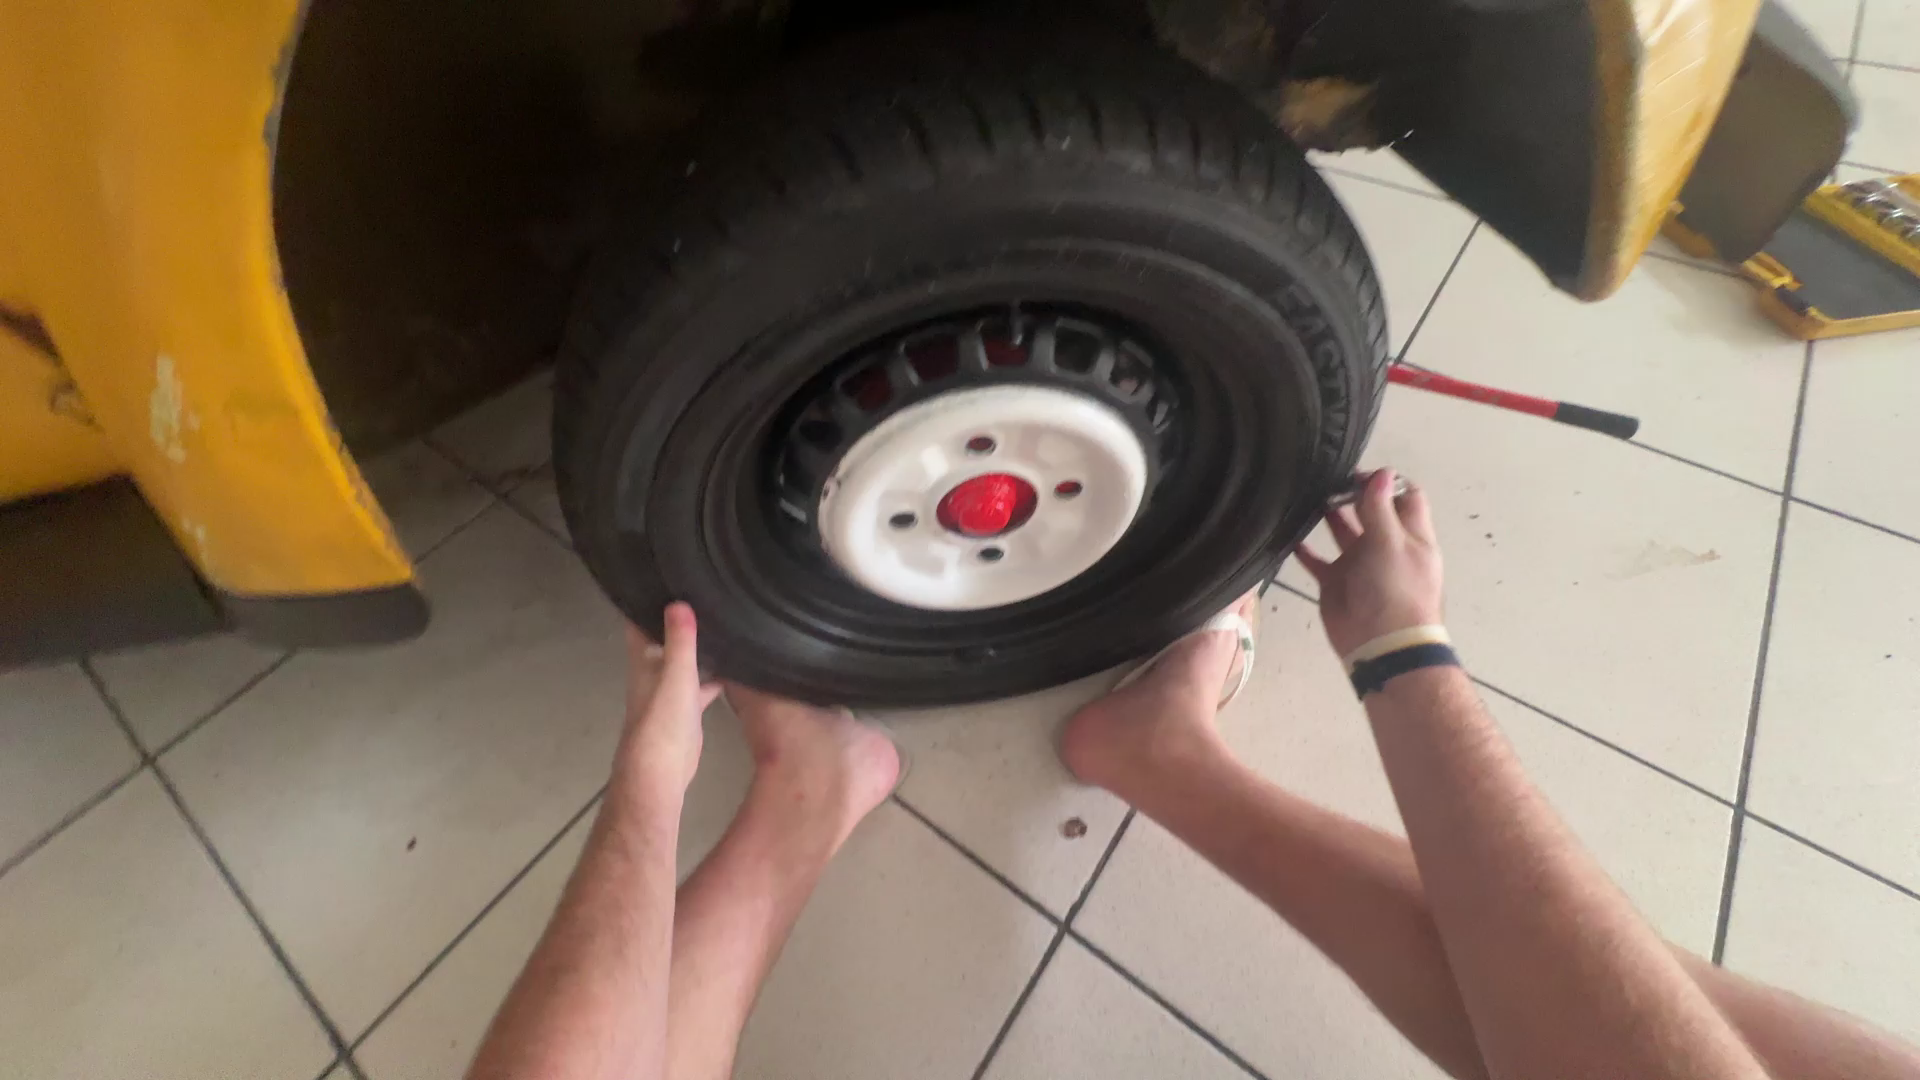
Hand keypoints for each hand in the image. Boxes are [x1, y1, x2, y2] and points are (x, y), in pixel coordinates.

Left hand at [615, 602, 721, 793]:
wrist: (661, 771)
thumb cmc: (662, 721)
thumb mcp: (674, 675)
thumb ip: (679, 641)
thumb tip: (678, 602)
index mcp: (643, 664)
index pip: (639, 626)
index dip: (644, 602)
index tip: (661, 578)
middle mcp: (653, 675)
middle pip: (664, 641)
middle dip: (678, 621)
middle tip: (703, 594)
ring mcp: (670, 693)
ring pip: (684, 662)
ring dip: (698, 647)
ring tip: (723, 623)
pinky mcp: (687, 711)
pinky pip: (702, 685)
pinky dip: (714, 675)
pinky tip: (734, 667)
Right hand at [1295, 468, 1444, 657]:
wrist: (1381, 642)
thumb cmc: (1394, 589)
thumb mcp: (1390, 543)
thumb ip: (1380, 508)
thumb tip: (1382, 472)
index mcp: (1409, 535)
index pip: (1404, 498)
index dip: (1386, 483)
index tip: (1358, 474)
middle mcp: (1385, 546)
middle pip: (1371, 512)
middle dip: (1352, 495)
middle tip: (1325, 482)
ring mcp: (1359, 564)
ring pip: (1344, 533)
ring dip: (1328, 516)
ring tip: (1307, 499)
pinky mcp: (1336, 581)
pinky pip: (1318, 561)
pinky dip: (1305, 550)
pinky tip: (1290, 537)